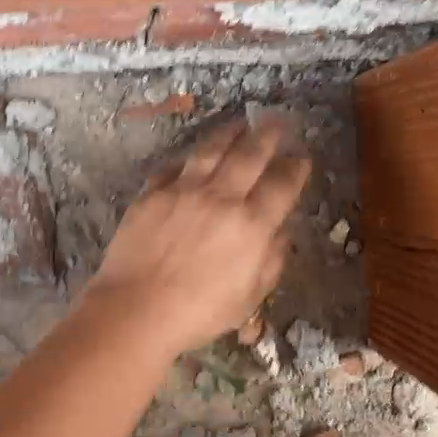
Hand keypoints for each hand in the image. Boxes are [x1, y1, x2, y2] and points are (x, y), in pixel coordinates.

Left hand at [81, 114, 310, 357]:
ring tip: (239, 123)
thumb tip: (282, 234)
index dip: (295, 169)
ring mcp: (182, 192)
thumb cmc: (198, 314)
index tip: (302, 159)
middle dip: (268, 136)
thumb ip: (271, 261)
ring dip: (228, 134)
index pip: (282, 186)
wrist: (136, 310)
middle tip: (277, 122)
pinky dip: (185, 160)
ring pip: (210, 151)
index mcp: (251, 225)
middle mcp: (220, 198)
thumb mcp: (249, 297)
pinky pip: (172, 168)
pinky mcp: (150, 195)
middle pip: (249, 156)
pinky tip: (190, 157)